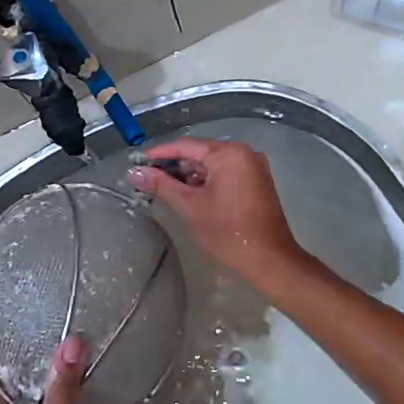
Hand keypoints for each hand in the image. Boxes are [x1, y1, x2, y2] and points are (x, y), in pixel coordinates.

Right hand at [128, 138, 306, 282]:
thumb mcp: (189, 206)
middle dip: (174, 165)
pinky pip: (225, 174)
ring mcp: (253, 167)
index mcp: (229, 153)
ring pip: (213, 164)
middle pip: (200, 152)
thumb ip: (161, 185)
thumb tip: (134, 173)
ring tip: (163, 187)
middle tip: (147, 177)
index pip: (186, 146)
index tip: (138, 161)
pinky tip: (189, 194)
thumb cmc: (227, 231)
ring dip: (189, 175)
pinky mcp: (257, 182)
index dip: (159, 153)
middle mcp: (244, 153)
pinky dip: (206, 181)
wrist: (268, 258)